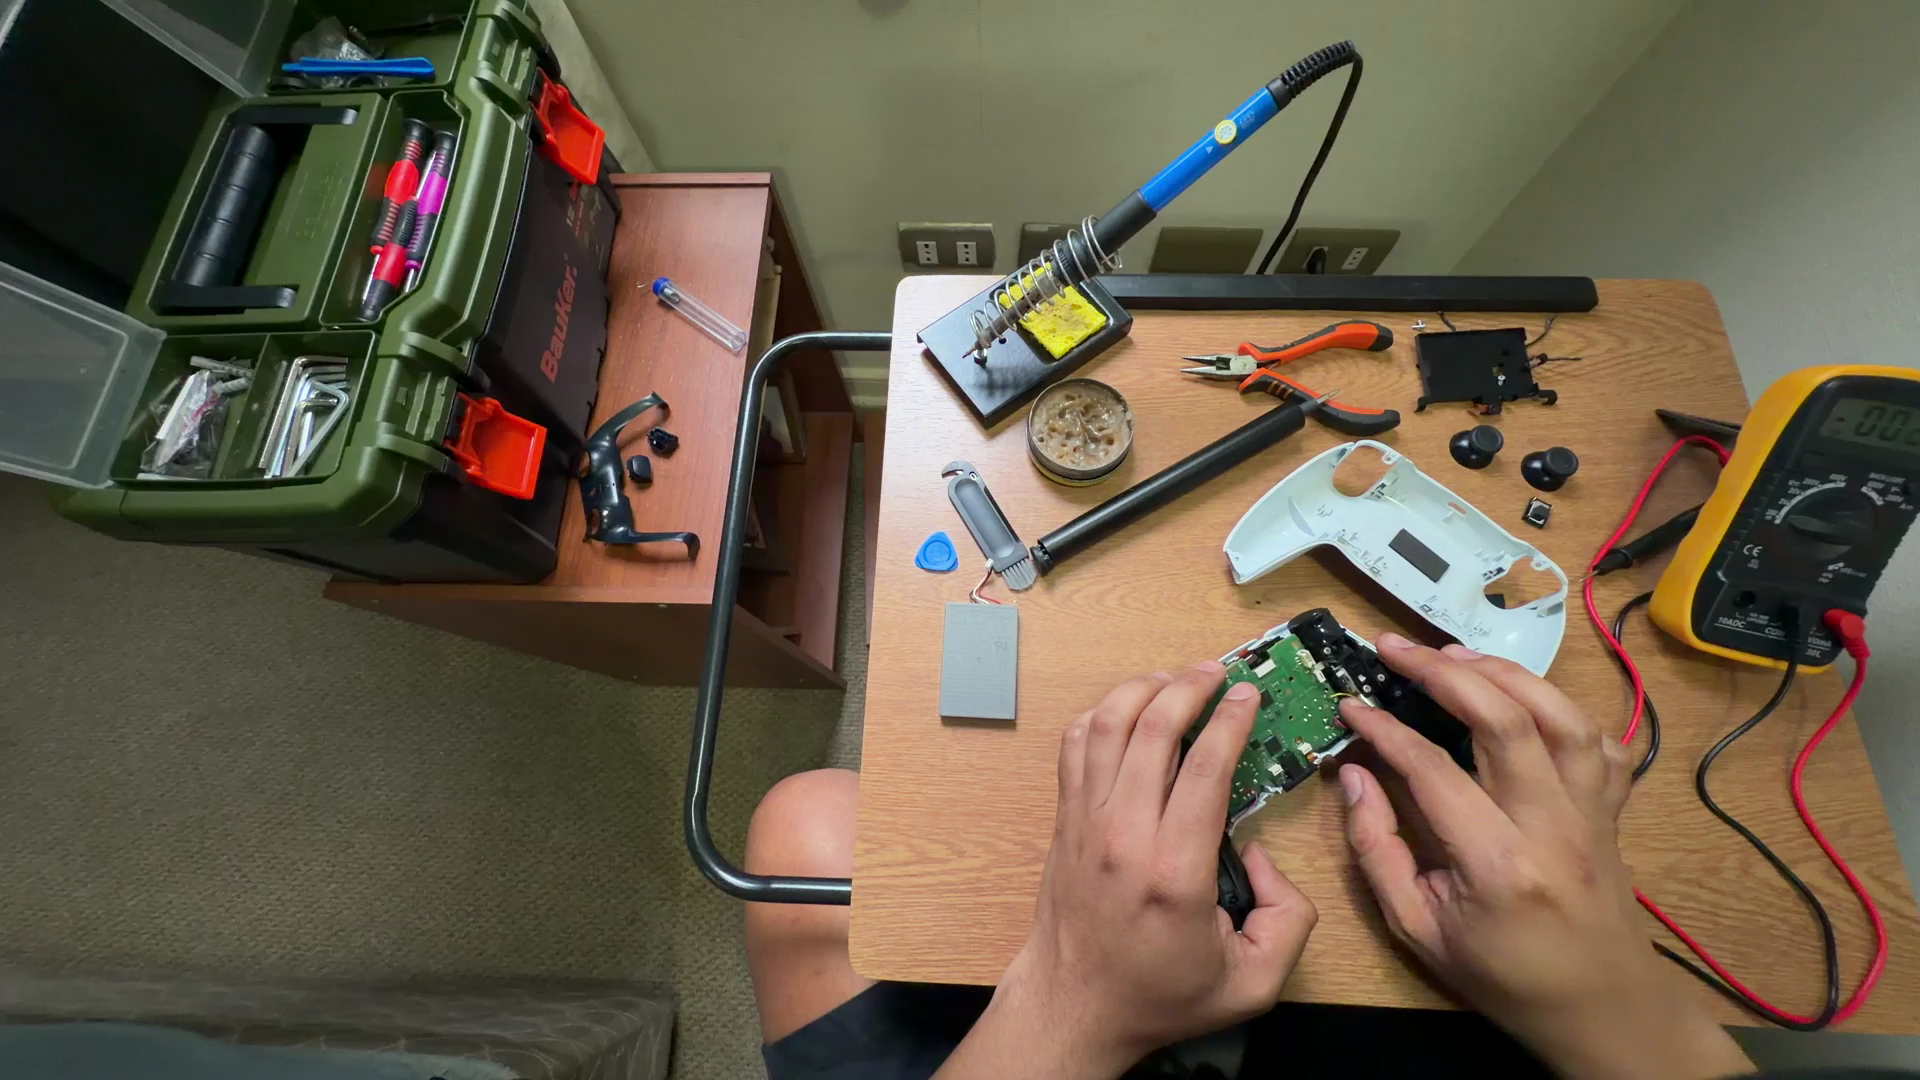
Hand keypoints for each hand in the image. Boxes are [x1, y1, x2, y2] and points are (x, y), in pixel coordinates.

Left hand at [940, 662, 1316, 1079]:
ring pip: (1105, 725)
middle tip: (1214, 671)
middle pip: (1151, 729)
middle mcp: (1124, 830)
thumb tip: (1260, 847)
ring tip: (1171, 677)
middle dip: (1187, 686)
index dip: (1230, 720)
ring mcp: (1085, 817)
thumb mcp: (1254, 982)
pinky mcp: (1064, 815)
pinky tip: (1123, 708)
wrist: (1075, 1002)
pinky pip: (1073, 745)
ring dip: (1139, 688)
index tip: (1248, 694)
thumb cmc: (1163, 993)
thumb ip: (1288, 917)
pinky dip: (1098, 714)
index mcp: (1176, 869)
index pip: (1204, 768)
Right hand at [1337, 634, 1751, 1079]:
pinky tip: (1515, 693)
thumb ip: (1375, 847)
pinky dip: (1557, 704)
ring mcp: (1594, 815)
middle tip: (1393, 647)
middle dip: (1443, 672)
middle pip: (1508, 721)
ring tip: (1450, 653)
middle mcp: (1555, 827)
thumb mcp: (1414, 927)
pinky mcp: (1611, 811)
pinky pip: (1598, 741)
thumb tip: (1354, 774)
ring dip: (1503, 673)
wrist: (1609, 1016)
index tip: (1350, 704)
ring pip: (1562, 718)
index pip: (1433, 768)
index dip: (1383, 728)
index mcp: (1499, 863)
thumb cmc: (1501, 976)